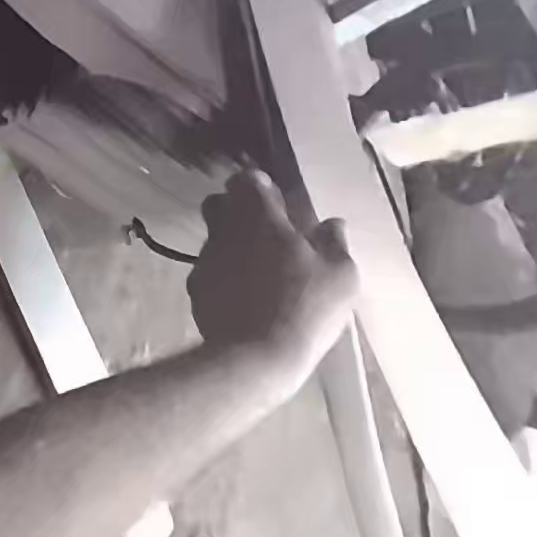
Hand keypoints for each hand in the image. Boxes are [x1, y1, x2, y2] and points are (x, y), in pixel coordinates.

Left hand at [187, 170, 357, 350]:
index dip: (258, 185)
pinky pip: (208, 270)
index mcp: (259, 220)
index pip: (245, 181)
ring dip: (231, 243)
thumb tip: (331, 224)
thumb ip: (334, 242)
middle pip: (217, 204)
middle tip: (264, 229)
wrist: (254, 356)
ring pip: (212, 238)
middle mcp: (224, 233)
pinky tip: (243, 294)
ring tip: (258, 267)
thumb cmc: (305, 308)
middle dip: (235, 208)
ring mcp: (205, 261)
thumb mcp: (340, 275)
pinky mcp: (195, 289)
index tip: (275, 199)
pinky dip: (223, 273)